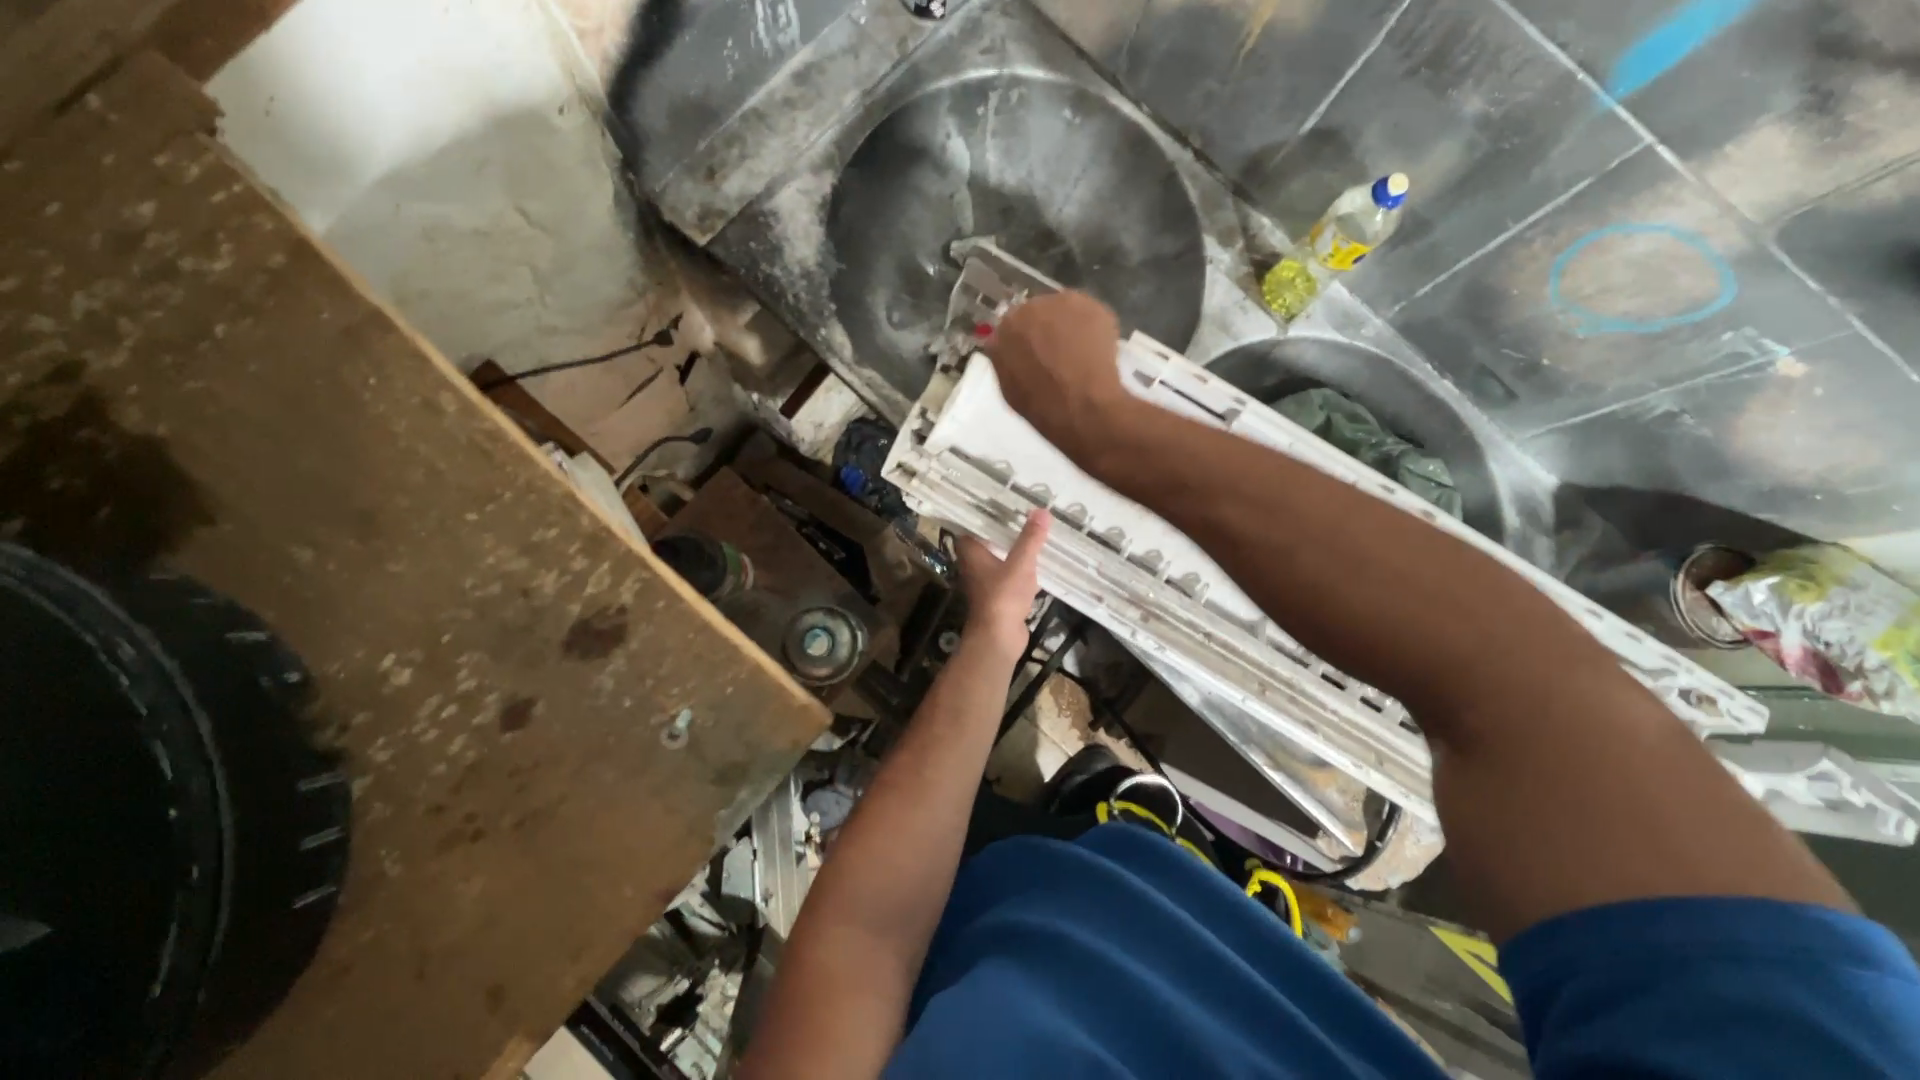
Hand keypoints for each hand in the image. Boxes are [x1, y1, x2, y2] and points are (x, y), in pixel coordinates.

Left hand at [957, 510, 1050, 652]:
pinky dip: (1023, 569)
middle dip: (1006, 530)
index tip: (1002, 501)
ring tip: (1036, 532)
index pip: (972, 525)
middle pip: (989, 541)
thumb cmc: (1003, 596)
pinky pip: (1012, 576)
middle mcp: (974, 564)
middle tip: (1025, 513)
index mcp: (971, 552)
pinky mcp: (1000, 596)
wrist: (998, 637)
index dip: (984, 513)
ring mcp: (986, 582)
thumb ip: (1030, 538)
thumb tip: (1041, 511)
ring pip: (1001, 558)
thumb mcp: (1020, 563)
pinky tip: (1040, 563)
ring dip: (1016, 549)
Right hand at [982, 291, 1133, 459]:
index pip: (1014, 328)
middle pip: (1039, 313)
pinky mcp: (1089, 304)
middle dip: (1048, 329)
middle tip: (1061, 352)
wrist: (1077, 402)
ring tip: (1082, 352)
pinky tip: (1099, 349)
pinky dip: (1095, 328)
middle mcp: (1027, 308)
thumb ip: (1009, 362)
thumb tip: (1017, 355)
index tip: (1037, 355)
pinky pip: (1091, 314)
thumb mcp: (1009, 387)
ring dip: (1071, 325)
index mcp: (1003, 330)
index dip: (1028, 341)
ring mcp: (1060, 302)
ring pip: (1066, 310)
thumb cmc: (1039, 404)